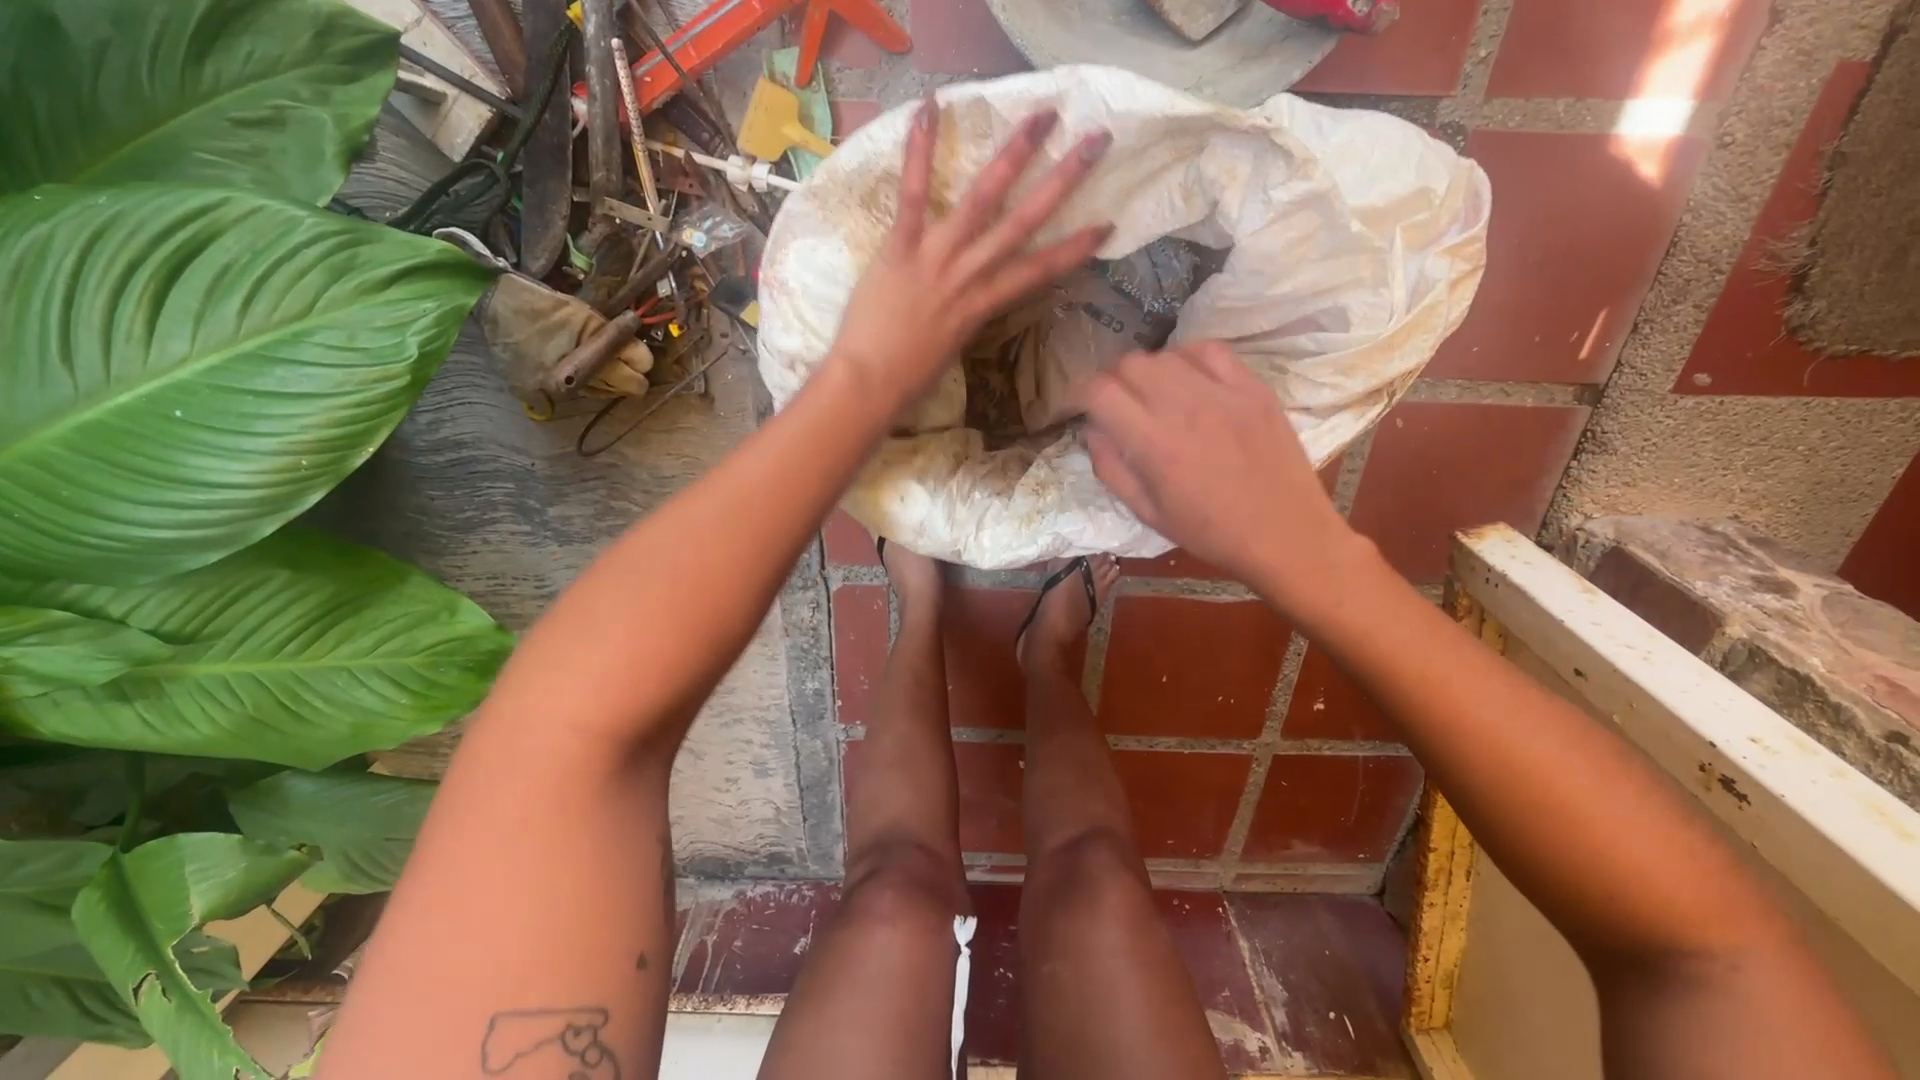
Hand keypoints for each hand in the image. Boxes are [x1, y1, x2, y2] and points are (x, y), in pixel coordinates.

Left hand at [824, 94, 1114, 411]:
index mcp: (985, 304)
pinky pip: (914, 195)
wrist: (869, 384)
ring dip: (1015, 154)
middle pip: (1025, 222)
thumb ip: (967, 314)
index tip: (1108, 223)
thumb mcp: (952, 346)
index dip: (1076, 248)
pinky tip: (930, 108)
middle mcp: (969, 276)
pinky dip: (920, 151)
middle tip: (1095, 140)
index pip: (1041, 271)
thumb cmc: (910, 376)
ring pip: (983, 200)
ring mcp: (936, 258)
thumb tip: (976, 296)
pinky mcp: (900, 248)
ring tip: (1041, 116)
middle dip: (1063, 179)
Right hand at [1079, 343, 1372, 615]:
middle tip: (1113, 402)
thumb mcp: (1148, 513)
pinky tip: (1188, 379)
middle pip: (1129, 364)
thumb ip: (1111, 468)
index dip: (1078, 393)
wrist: (1286, 536)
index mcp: (1154, 445)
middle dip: (1110, 380)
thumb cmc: (1211, 534)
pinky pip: (1210, 350)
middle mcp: (1185, 408)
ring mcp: (1223, 393)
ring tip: (1152, 394)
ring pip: (1165, 354)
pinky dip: (1188, 358)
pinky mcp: (1253, 387)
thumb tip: (1091, 430)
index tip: (1078, 406)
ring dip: (1147, 371)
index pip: (1100, 392)